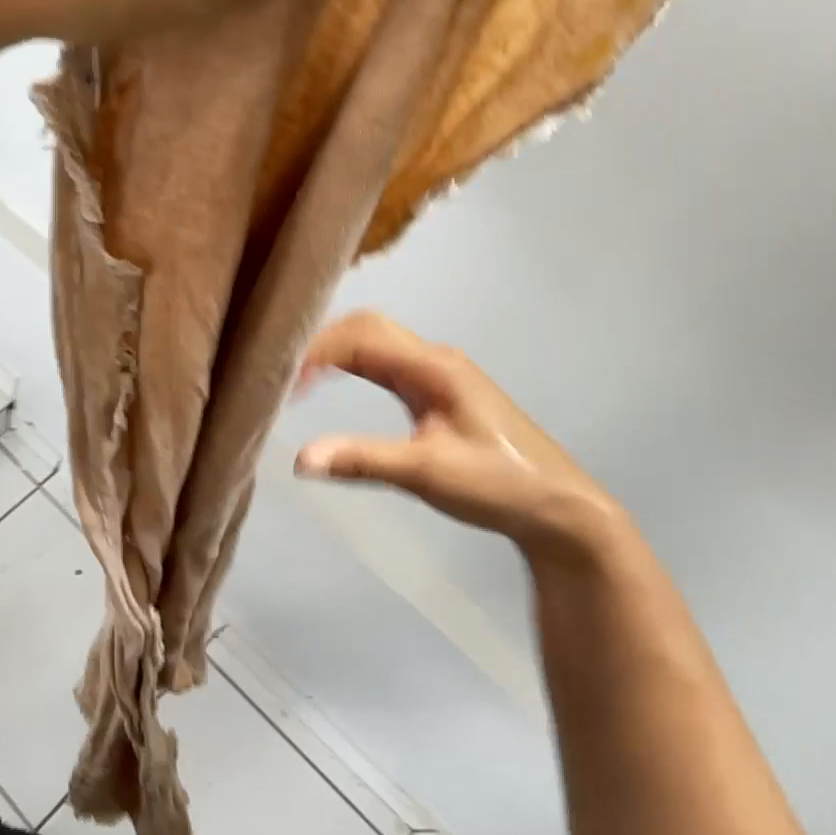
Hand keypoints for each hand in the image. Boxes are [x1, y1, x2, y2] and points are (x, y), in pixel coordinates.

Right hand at [292, 311, 628, 556]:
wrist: (558, 509)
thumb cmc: (498, 486)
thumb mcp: (428, 474)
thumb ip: (362, 460)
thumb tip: (299, 459)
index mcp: (434, 368)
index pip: (361, 336)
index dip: (314, 350)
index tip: (279, 380)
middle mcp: (433, 358)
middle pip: (365, 325)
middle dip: (317, 339)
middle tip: (276, 369)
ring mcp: (436, 372)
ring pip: (372, 339)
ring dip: (331, 348)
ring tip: (291, 373)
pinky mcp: (434, 389)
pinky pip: (380, 360)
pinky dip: (346, 363)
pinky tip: (326, 380)